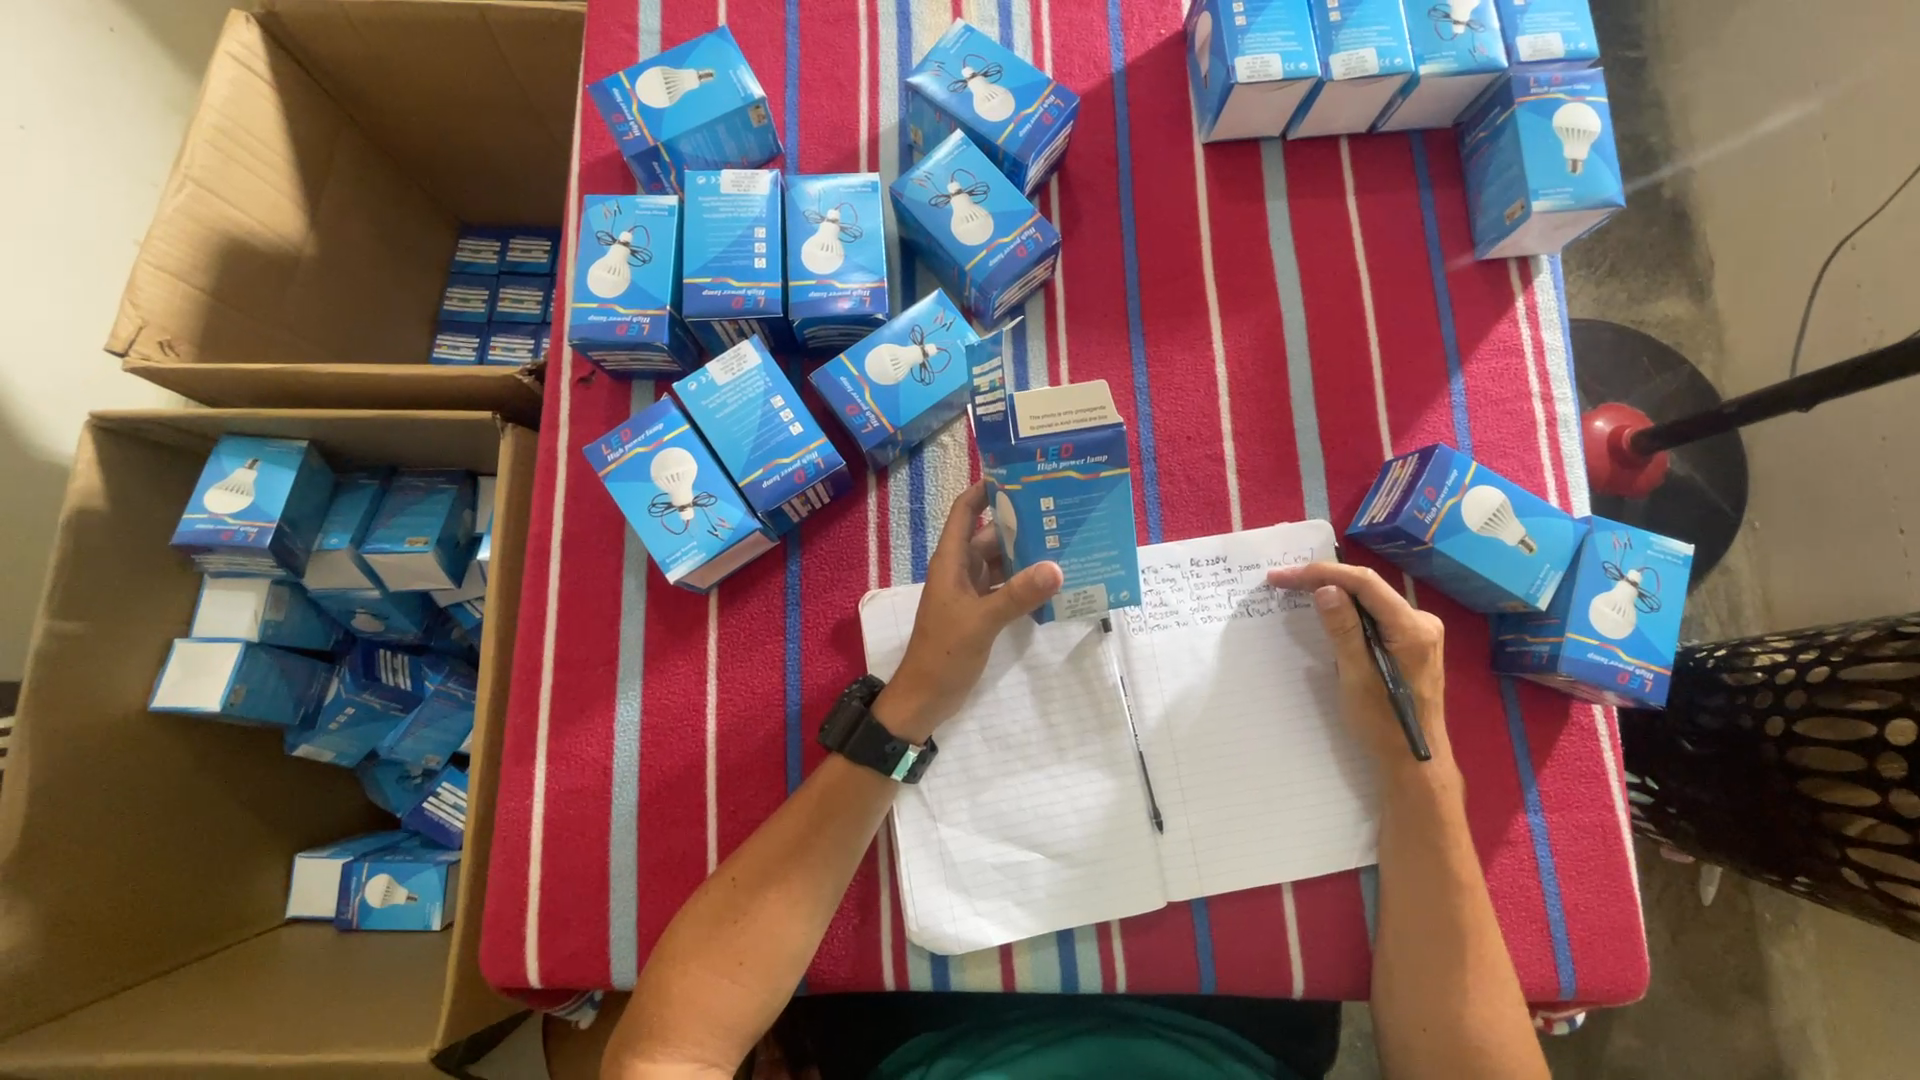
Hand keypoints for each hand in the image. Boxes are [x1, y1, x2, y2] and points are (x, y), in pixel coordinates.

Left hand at [875, 483, 1063, 742]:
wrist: (926, 696)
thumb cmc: (944, 653)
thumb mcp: (981, 621)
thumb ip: (1017, 594)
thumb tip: (1056, 566)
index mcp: (951, 561)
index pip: (965, 512)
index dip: (984, 490)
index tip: (1017, 474)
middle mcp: (961, 570)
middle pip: (990, 535)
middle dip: (1020, 523)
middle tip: (1060, 509)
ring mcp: (971, 592)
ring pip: (1000, 562)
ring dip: (1026, 554)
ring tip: (1065, 540)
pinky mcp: (981, 613)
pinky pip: (1006, 587)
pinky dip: (1025, 583)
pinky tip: (1054, 582)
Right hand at [1266, 562, 1450, 770]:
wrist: (1413, 760)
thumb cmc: (1384, 723)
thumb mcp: (1357, 676)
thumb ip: (1344, 629)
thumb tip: (1325, 588)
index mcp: (1413, 628)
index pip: (1365, 583)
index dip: (1322, 572)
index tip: (1284, 576)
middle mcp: (1421, 622)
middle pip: (1367, 587)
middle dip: (1324, 579)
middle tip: (1282, 580)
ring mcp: (1418, 632)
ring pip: (1369, 600)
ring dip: (1333, 593)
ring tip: (1296, 589)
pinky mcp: (1410, 642)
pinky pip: (1375, 615)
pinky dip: (1347, 610)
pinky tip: (1325, 611)